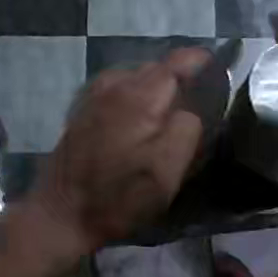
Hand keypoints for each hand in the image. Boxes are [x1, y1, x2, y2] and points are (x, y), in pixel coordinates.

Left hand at [13, 48, 210, 259]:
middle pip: (154, 69)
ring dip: (154, 88)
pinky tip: (137, 119)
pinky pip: (115, 91)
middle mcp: (113, 88)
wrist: (62, 214)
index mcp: (138, 97)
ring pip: (133, 78)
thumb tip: (189, 111)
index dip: (197, 62)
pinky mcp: (81, 114)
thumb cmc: (119, 196)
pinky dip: (133, 96)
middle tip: (197, 100)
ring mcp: (92, 99)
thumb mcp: (165, 171)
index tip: (215, 67)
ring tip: (169, 110)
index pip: (175, 63)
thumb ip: (186, 130)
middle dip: (177, 78)